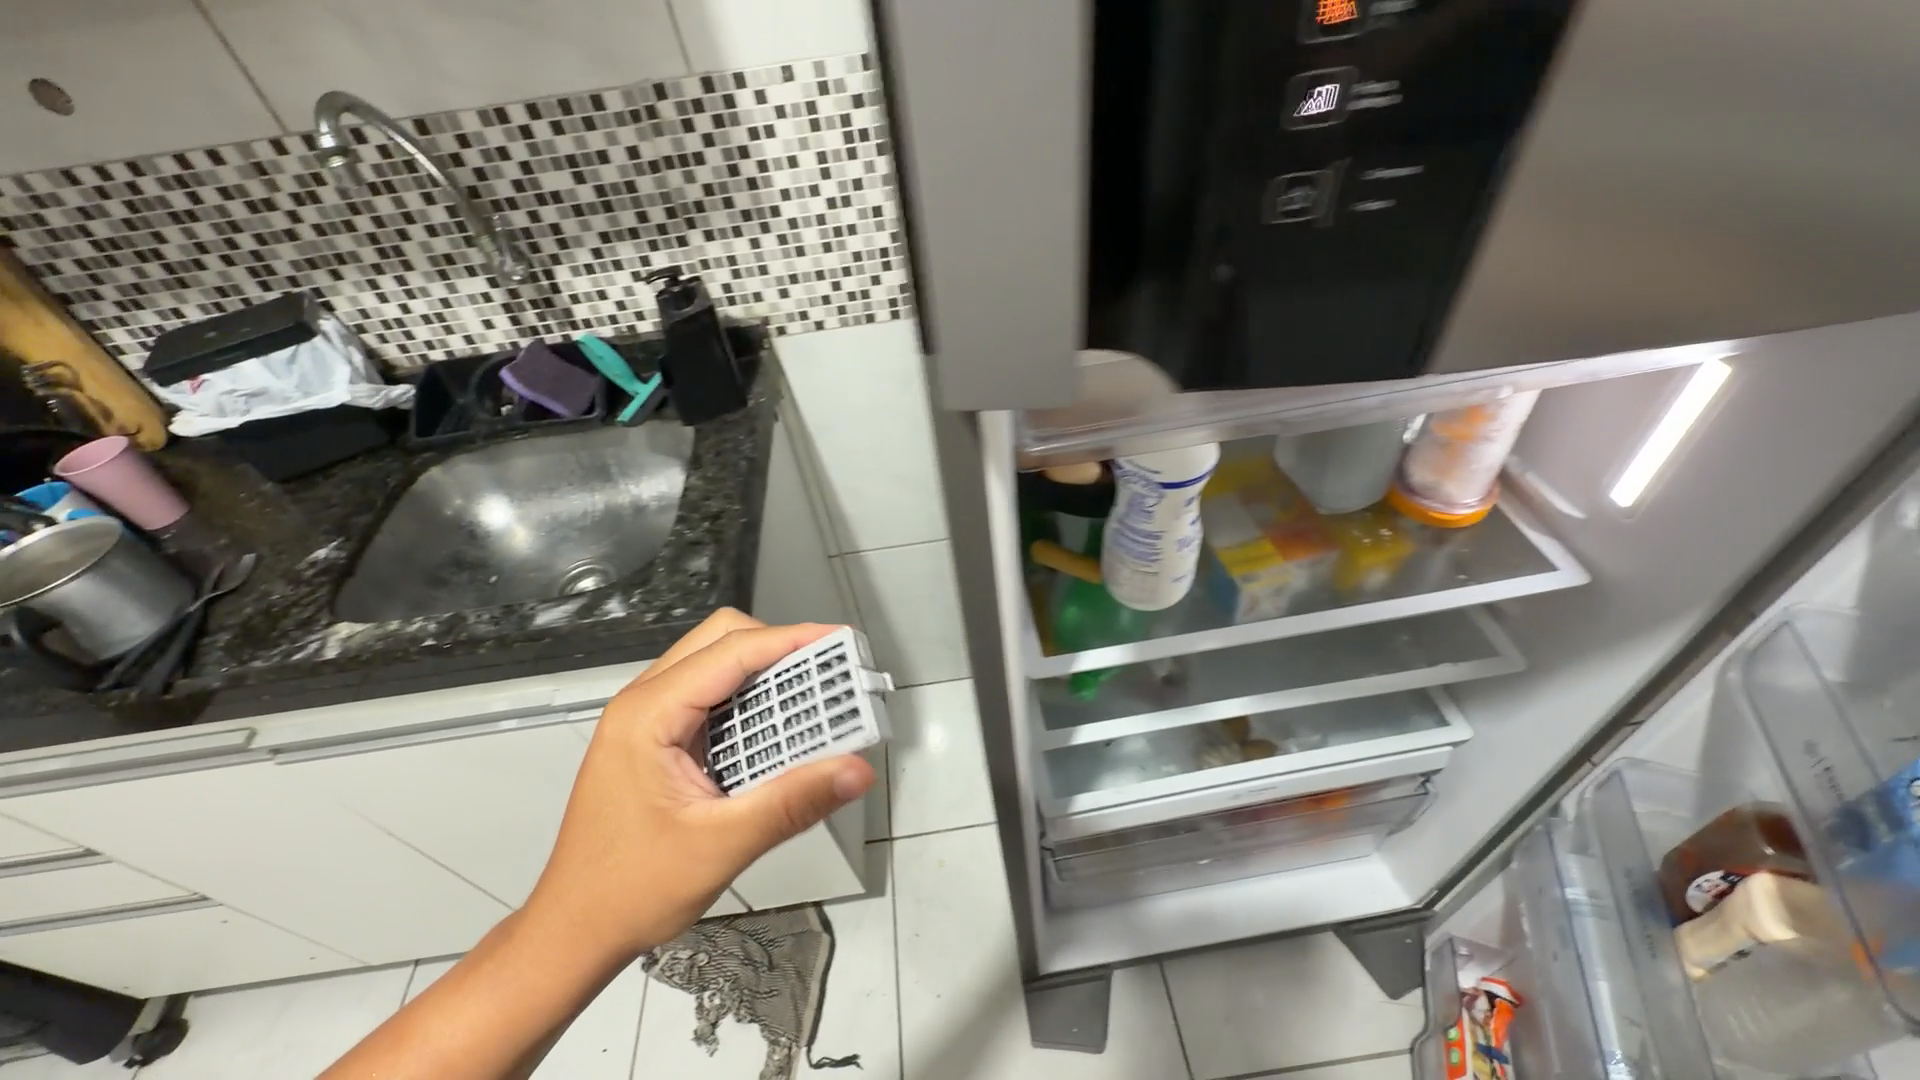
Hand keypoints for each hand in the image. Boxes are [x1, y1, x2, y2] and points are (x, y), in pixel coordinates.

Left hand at [523, 609, 876, 962]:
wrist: (573, 932)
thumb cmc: (632, 890)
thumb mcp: (721, 847)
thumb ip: (792, 803)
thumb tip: (858, 770)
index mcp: (648, 715)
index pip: (731, 652)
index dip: (791, 639)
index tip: (843, 642)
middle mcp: (643, 704)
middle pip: (719, 640)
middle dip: (778, 646)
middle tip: (828, 673)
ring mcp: (645, 720)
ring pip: (713, 664)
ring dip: (763, 671)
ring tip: (813, 695)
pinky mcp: (654, 741)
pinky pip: (707, 696)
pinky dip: (747, 698)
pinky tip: (776, 729)